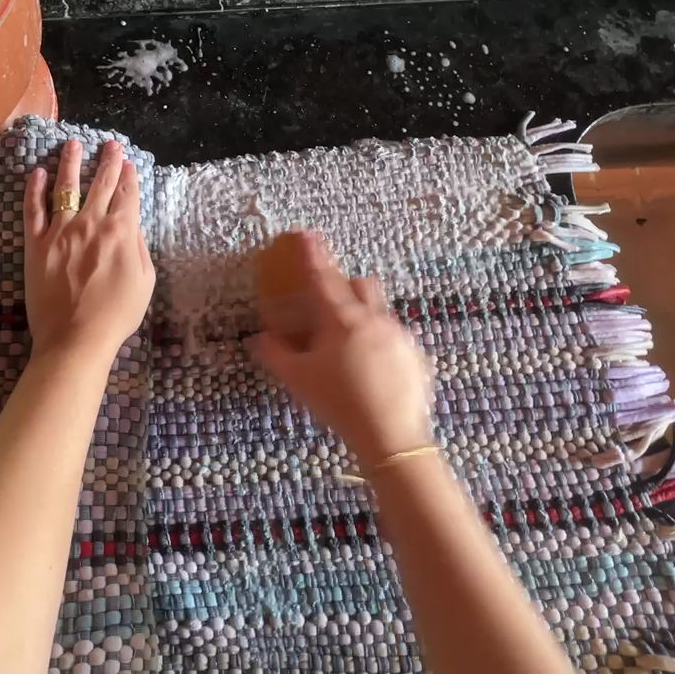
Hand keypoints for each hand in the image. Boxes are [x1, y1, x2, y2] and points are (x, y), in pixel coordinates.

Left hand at [23, 140, 154, 364]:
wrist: (76, 338)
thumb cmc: (116, 315)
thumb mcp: (145, 282)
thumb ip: (140, 248)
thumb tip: (134, 226)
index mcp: (121, 232)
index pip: (127, 195)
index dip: (129, 176)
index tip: (128, 163)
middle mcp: (91, 223)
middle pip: (101, 184)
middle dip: (107, 161)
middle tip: (110, 144)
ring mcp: (61, 231)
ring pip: (66, 187)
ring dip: (71, 163)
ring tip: (72, 144)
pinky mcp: (36, 244)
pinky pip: (34, 210)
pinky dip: (34, 190)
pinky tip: (37, 173)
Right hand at [246, 231, 433, 463]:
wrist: (391, 438)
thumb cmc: (339, 404)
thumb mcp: (298, 380)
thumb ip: (276, 354)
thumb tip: (258, 338)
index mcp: (342, 319)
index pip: (323, 278)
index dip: (313, 254)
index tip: (307, 235)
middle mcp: (374, 319)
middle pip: (361, 284)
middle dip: (346, 285)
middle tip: (329, 304)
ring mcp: (400, 337)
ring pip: (380, 312)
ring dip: (363, 317)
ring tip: (350, 347)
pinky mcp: (416, 357)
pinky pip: (396, 338)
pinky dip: (381, 344)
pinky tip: (372, 371)